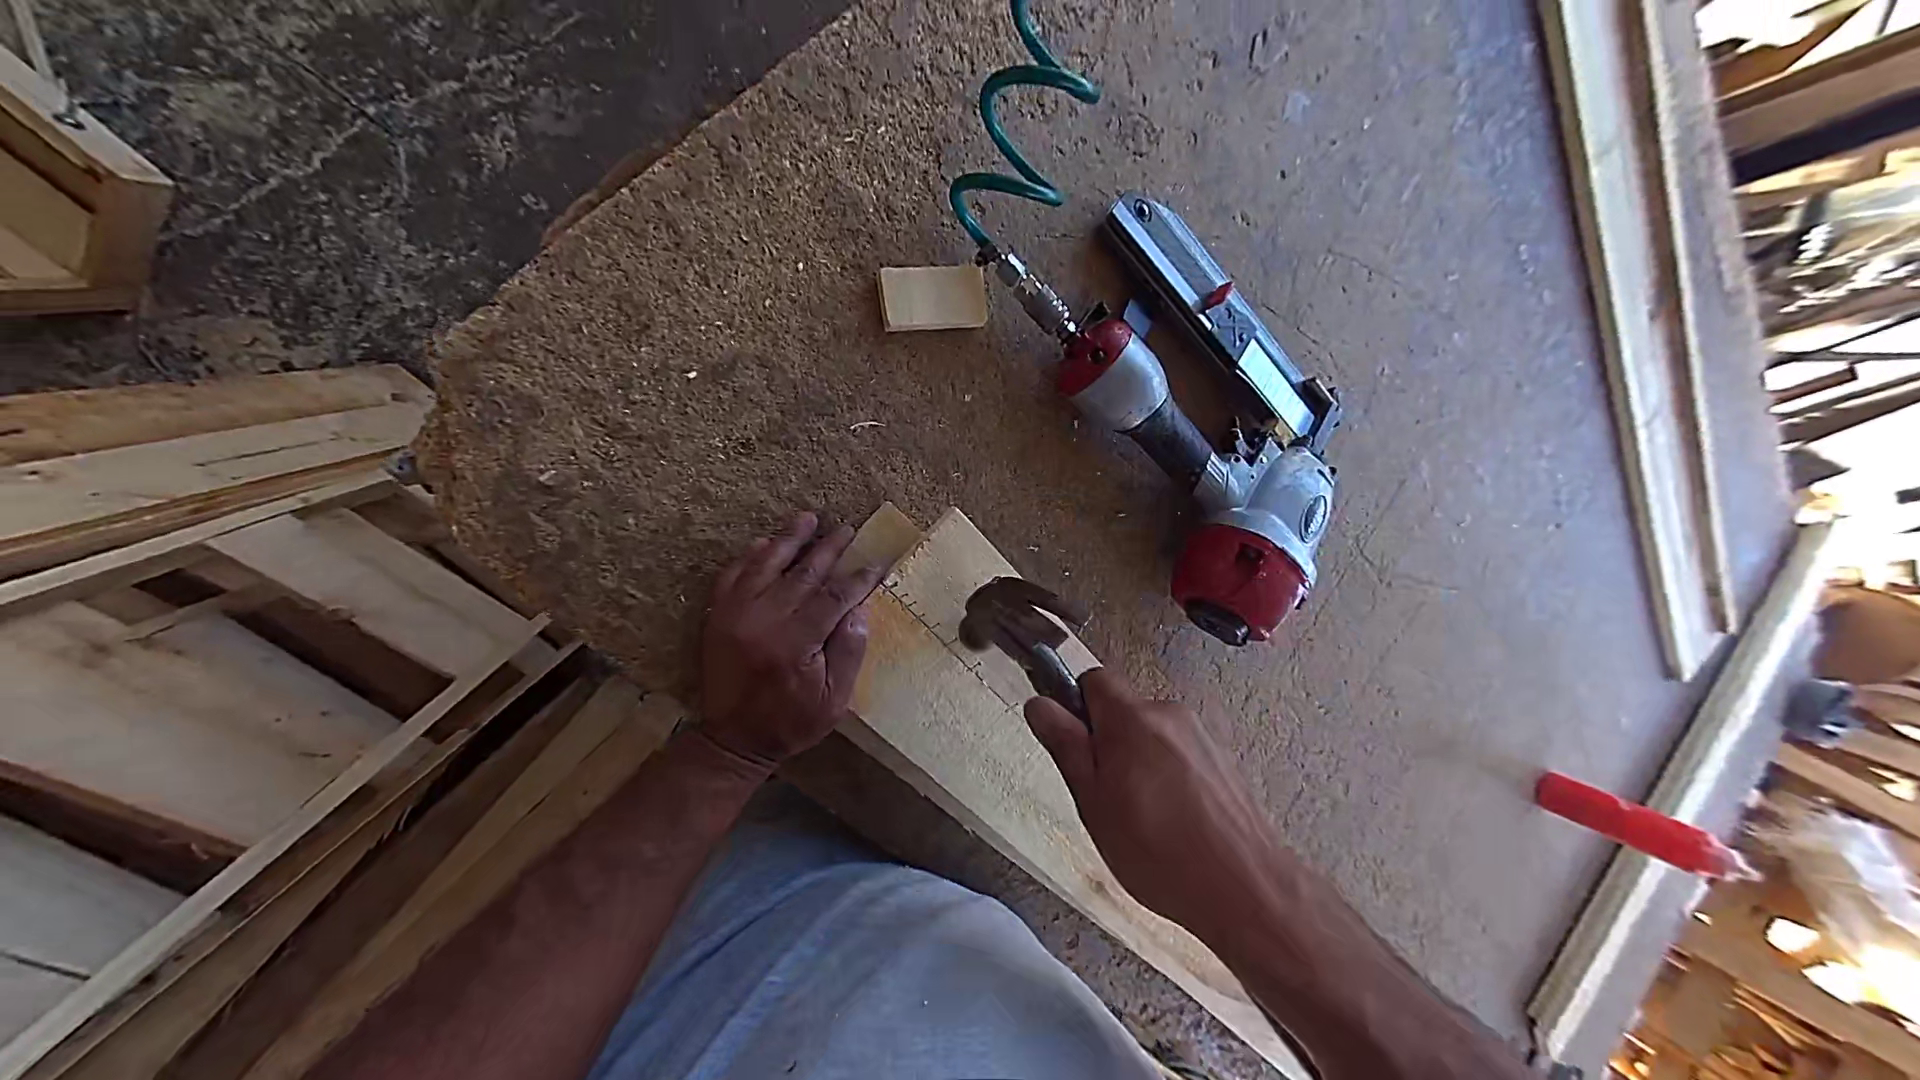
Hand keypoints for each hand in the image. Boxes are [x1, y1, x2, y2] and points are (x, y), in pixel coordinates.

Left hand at [698, 511, 886, 769]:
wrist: (733, 740)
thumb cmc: (791, 722)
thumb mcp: (834, 699)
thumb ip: (848, 651)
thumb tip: (858, 608)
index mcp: (795, 643)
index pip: (834, 597)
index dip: (858, 579)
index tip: (875, 565)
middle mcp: (764, 620)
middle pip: (803, 573)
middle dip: (829, 549)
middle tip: (847, 530)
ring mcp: (736, 614)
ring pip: (766, 564)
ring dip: (789, 539)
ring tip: (808, 518)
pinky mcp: (718, 617)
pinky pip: (733, 575)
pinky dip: (749, 556)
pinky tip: (763, 542)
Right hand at [1024, 669, 1282, 940]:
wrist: (1247, 888)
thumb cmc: (1164, 853)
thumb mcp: (1092, 800)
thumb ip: (1064, 744)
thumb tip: (1039, 706)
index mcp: (1132, 718)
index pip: (1092, 678)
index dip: (1074, 704)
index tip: (1069, 736)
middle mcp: (1168, 715)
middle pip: (1121, 707)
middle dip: (1105, 739)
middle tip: (1101, 788)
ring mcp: (1200, 736)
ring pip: (1149, 733)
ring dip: (1136, 760)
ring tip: (1138, 813)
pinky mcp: (1220, 760)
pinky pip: (1177, 752)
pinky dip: (1166, 774)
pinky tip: (1168, 818)